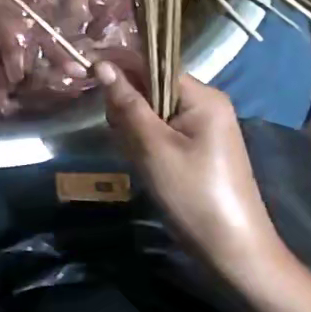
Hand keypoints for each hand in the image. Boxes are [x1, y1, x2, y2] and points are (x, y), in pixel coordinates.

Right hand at [96, 62, 291, 281]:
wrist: (231, 248)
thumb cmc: (193, 193)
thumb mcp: (153, 146)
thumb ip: (127, 103)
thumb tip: (101, 64)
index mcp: (202, 96)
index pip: (151, 62)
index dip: (115, 65)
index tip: (79, 74)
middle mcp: (204, 103)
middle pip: (148, 84)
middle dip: (124, 104)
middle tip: (118, 134)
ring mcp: (200, 126)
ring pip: (148, 108)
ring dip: (130, 126)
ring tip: (133, 154)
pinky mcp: (194, 146)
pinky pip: (157, 128)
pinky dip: (141, 140)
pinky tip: (140, 161)